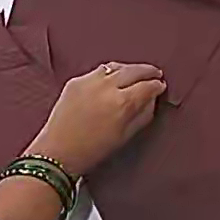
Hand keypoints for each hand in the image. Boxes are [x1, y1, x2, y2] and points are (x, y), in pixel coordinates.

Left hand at [26, 62, 165, 175]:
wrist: (58, 152)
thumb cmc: (94, 150)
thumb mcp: (126, 136)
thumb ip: (143, 114)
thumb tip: (151, 99)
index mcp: (122, 103)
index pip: (147, 86)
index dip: (156, 85)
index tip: (160, 86)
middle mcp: (107, 87)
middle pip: (133, 70)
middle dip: (147, 71)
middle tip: (155, 73)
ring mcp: (89, 81)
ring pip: (116, 67)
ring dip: (129, 69)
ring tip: (136, 73)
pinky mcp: (75, 81)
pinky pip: (98, 71)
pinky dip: (110, 73)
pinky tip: (113, 78)